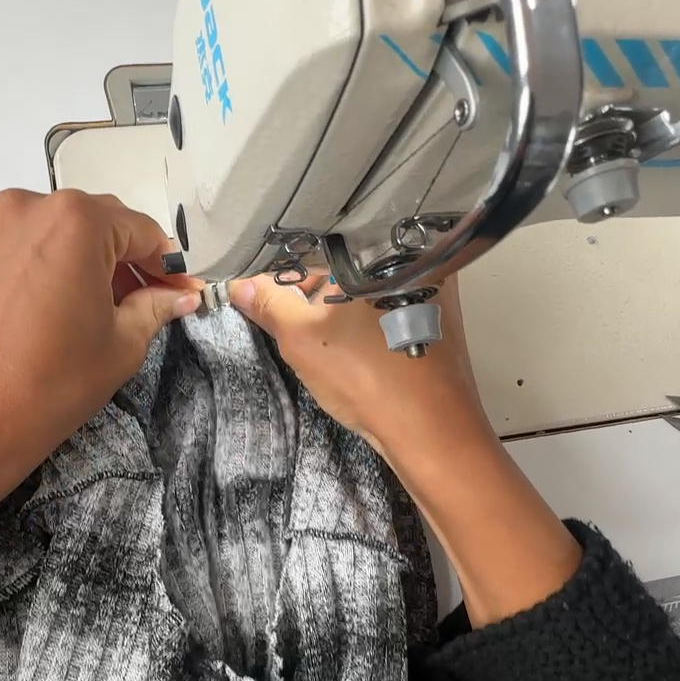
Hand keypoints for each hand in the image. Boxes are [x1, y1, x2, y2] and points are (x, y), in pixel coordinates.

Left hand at [0, 189, 199, 573]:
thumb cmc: (59, 381)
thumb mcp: (124, 342)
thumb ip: (157, 305)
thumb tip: (184, 294)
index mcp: (77, 221)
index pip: (141, 231)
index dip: (168, 264)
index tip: (184, 290)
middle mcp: (32, 205)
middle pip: (100, 222)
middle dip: (130, 258)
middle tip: (154, 297)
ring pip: (62, 229)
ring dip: (90, 257)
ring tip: (107, 301)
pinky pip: (27, 241)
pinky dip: (50, 260)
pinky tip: (63, 297)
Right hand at [228, 276, 488, 457]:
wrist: (429, 430)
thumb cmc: (367, 375)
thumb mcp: (302, 338)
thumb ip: (270, 305)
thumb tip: (241, 285)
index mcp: (383, 251)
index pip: (320, 251)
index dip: (287, 277)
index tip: (266, 299)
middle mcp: (415, 262)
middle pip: (346, 272)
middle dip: (314, 298)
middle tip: (291, 328)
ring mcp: (432, 294)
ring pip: (367, 295)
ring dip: (340, 315)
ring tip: (323, 345)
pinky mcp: (438, 323)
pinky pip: (388, 314)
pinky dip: (366, 327)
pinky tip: (354, 353)